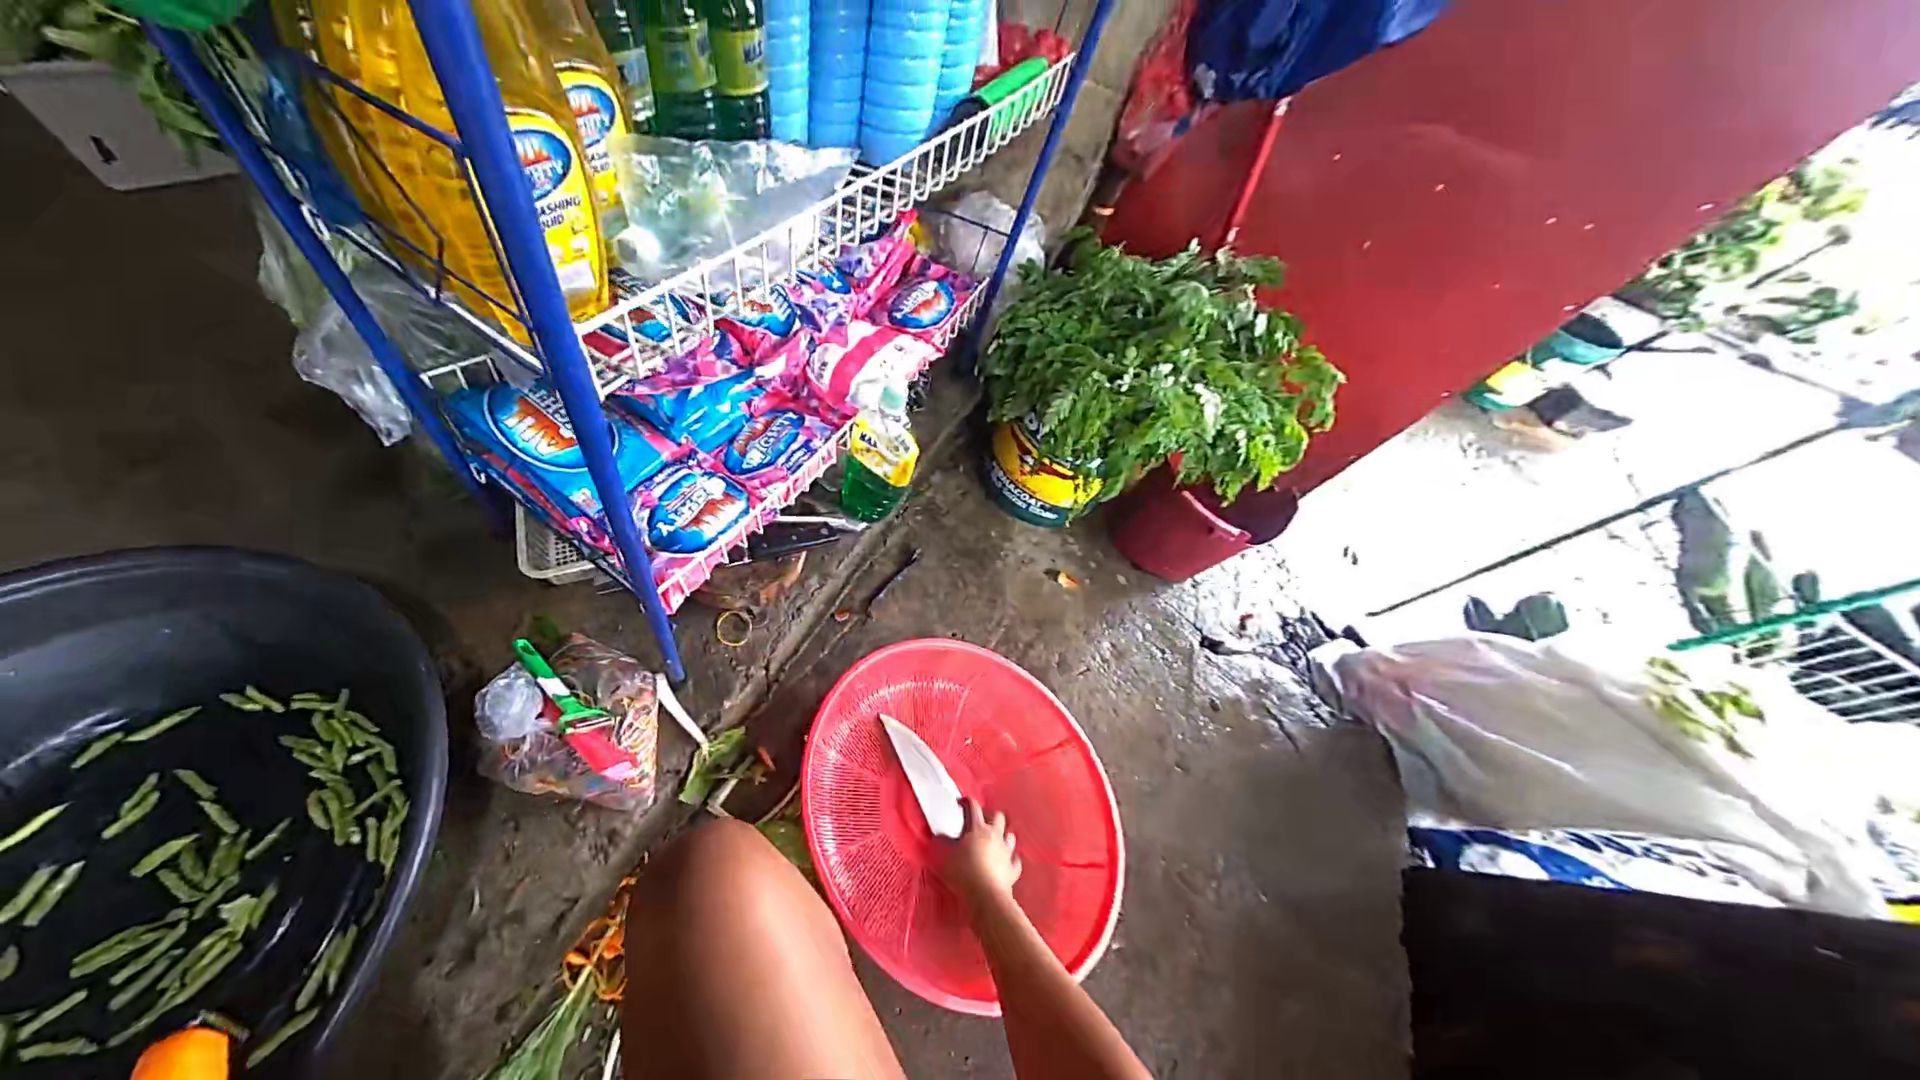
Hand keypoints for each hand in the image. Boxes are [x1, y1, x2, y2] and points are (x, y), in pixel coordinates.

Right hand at [939, 797, 1022, 911]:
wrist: (986, 895)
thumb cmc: (964, 872)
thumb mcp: (946, 856)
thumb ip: (942, 843)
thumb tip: (938, 836)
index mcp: (978, 829)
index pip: (973, 808)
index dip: (967, 802)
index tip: (961, 802)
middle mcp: (995, 836)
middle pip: (998, 817)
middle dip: (991, 816)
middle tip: (981, 823)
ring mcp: (1007, 852)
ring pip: (1010, 835)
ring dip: (1003, 836)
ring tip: (994, 841)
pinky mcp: (1013, 869)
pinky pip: (1015, 860)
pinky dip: (1011, 860)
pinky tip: (1006, 862)